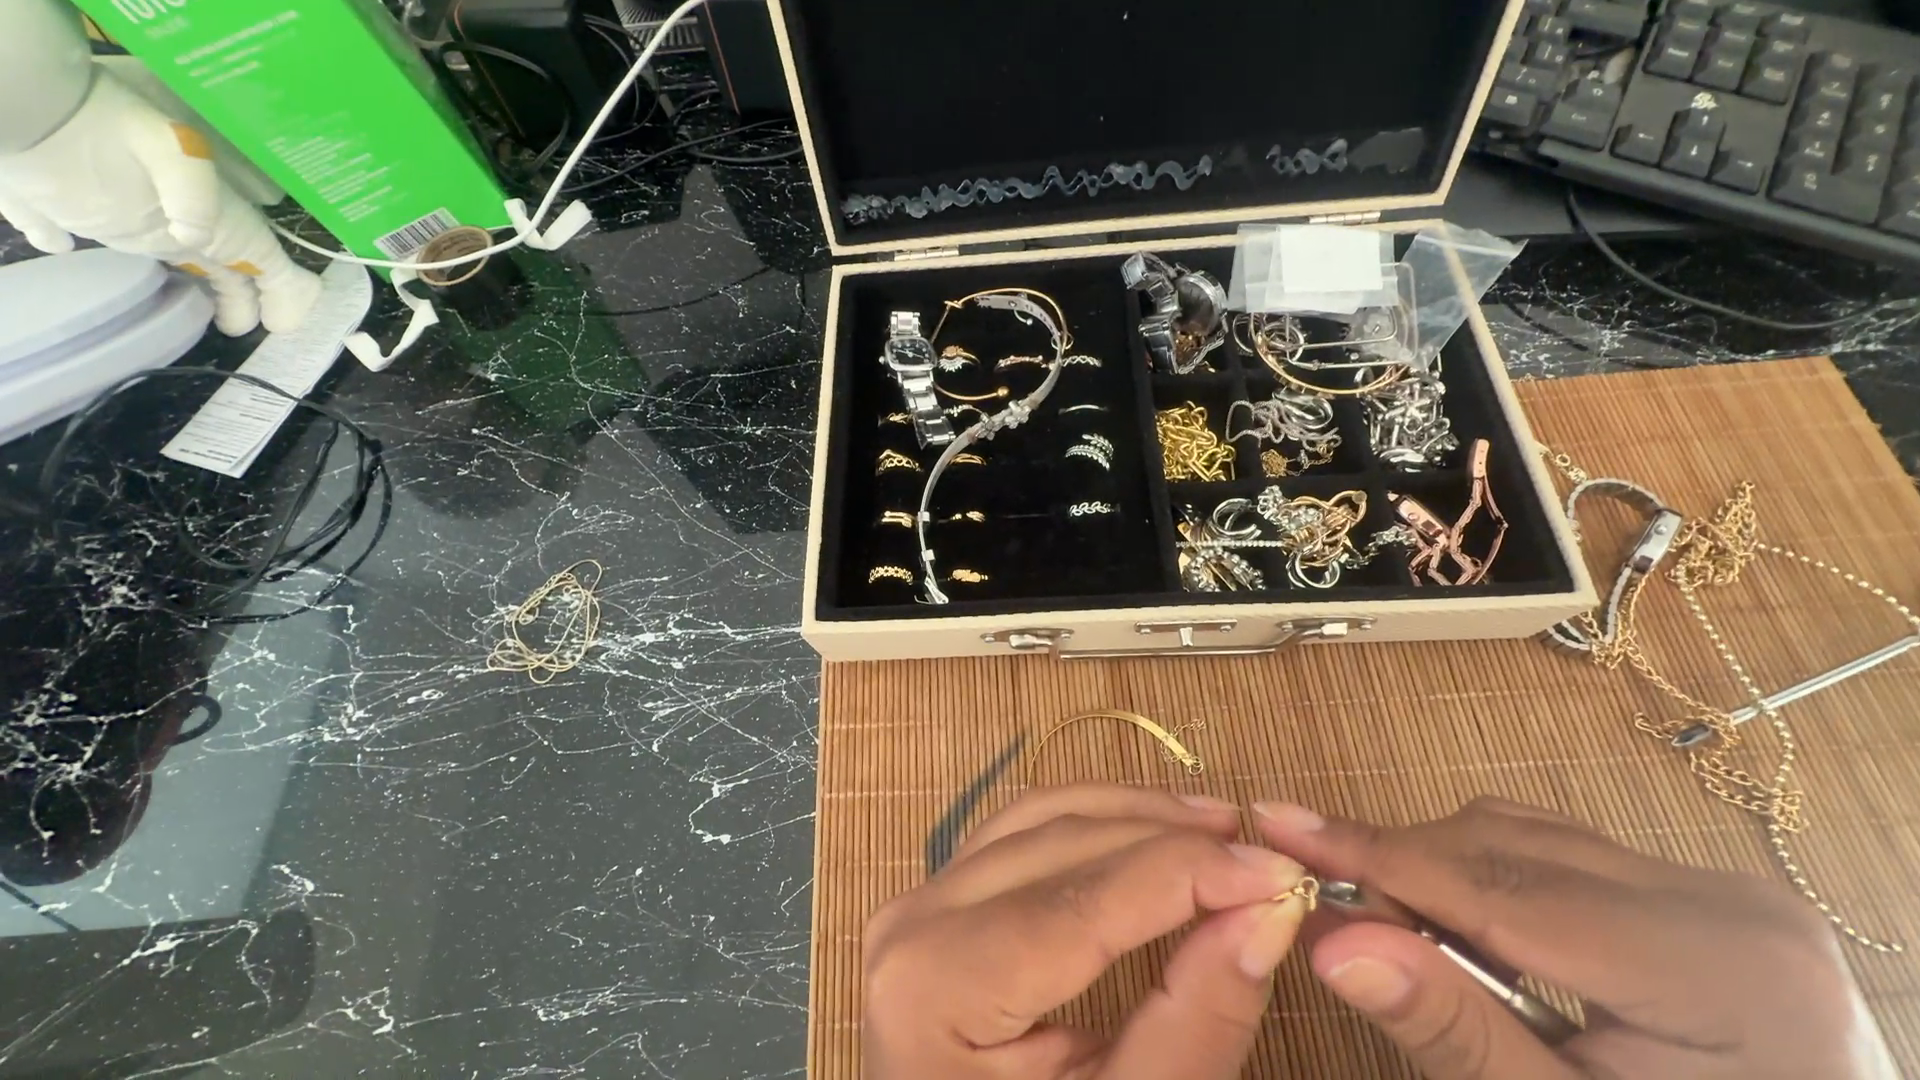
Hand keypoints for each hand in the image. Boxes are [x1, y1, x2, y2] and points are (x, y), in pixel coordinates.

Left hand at [863, 784, 1313, 1078]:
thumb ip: (1192, 1020)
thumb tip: (1265, 914)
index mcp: (936, 984)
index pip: (1081, 901)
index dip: (1186, 872)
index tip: (1278, 870)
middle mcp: (915, 922)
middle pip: (1060, 845)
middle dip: (1169, 838)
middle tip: (1262, 853)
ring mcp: (920, 903)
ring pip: (1039, 820)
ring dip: (1134, 815)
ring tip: (1218, 826)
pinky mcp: (939, 900)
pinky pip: (1019, 835)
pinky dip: (1093, 822)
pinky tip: (1151, 826)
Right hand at [1255, 797, 1898, 1079]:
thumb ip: (1454, 1032)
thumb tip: (1330, 944)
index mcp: (1716, 968)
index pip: (1501, 885)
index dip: (1375, 855)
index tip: (1278, 822)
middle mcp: (1723, 902)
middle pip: (1504, 851)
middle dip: (1396, 871)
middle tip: (1320, 907)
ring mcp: (1716, 890)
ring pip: (1518, 838)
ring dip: (1434, 872)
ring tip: (1393, 934)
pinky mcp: (1695, 893)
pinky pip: (1551, 852)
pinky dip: (1481, 877)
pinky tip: (1464, 931)